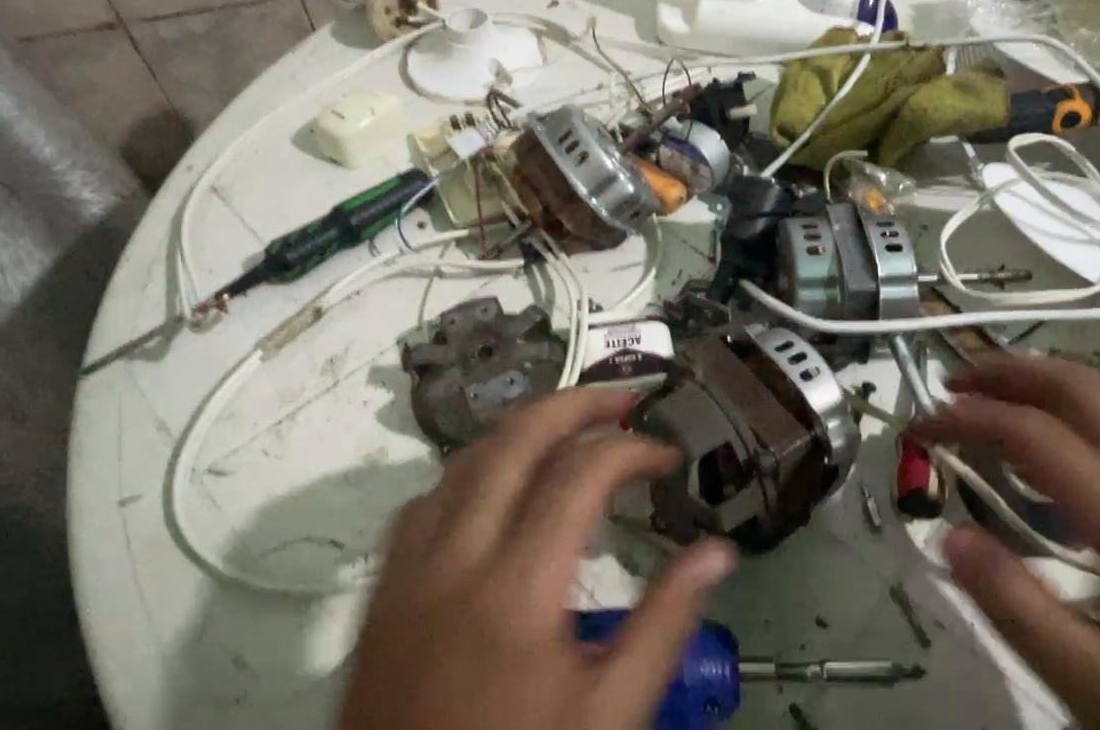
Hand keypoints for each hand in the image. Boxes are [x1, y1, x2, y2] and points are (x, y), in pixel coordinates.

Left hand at [341, 388, 736, 729]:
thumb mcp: (610, 714)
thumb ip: (665, 625)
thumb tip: (716, 553)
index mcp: (518, 591)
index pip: (580, 475)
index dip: (632, 450)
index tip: (666, 459)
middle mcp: (455, 561)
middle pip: (514, 440)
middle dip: (575, 404)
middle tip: (622, 401)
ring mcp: (409, 572)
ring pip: (463, 459)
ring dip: (521, 430)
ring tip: (571, 428)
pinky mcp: (382, 591)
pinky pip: (424, 500)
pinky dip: (469, 471)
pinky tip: (497, 485)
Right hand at [914, 358, 1099, 729]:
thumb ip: (1020, 609)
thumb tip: (948, 534)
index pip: (1035, 435)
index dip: (968, 419)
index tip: (915, 426)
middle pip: (1084, 393)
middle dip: (1013, 371)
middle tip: (952, 380)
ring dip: (1046, 389)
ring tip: (993, 401)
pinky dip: (1073, 422)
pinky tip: (1055, 465)